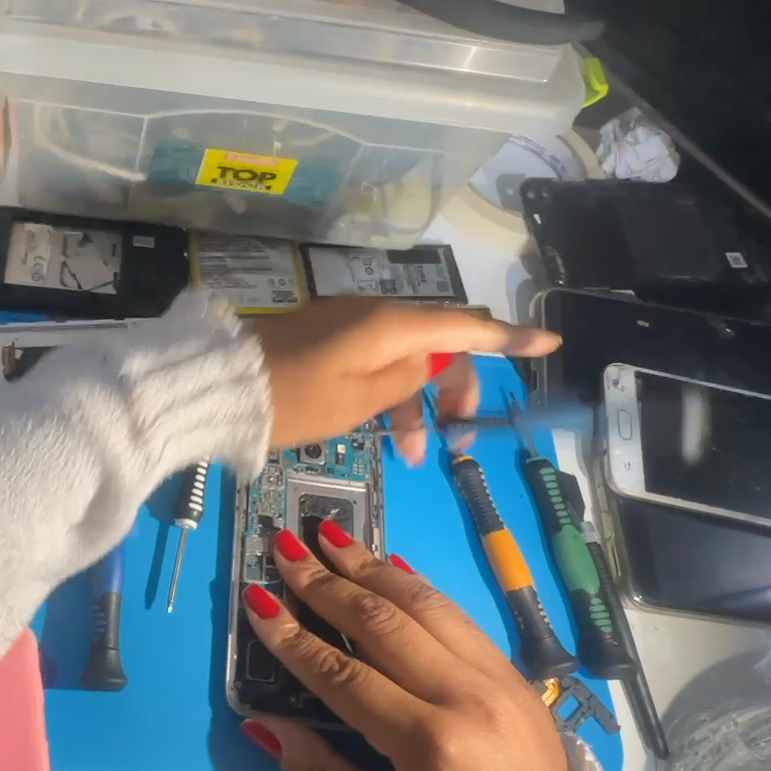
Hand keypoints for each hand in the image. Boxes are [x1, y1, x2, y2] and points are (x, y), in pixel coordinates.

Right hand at [237, 524, 568, 770]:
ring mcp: (498, 678)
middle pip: (379, 623)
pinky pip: (458, 616)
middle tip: (285, 545)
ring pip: (421, 604)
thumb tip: (262, 724)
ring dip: (369, 566)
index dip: (292, 637)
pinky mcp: (517, 675)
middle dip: (324, 581)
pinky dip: (417, 585)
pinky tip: (390, 565)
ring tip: (329, 537)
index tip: (258, 598)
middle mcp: (466, 695)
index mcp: (431, 744)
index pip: (342, 675)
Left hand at [249, 300, 558, 453]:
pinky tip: (386, 432)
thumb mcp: (360, 398)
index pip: (464, 327)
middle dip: (455, 385)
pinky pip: (374, 362)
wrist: (224, 386)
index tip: (546, 344)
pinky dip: (387, 394)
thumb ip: (406, 378)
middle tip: (458, 431)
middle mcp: (375, 316)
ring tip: (415, 454)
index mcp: (392, 324)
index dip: (507, 338)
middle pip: (436, 342)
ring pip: (404, 358)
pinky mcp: (325, 341)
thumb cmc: (296, 398)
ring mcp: (347, 327)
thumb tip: (426, 364)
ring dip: (417, 402)